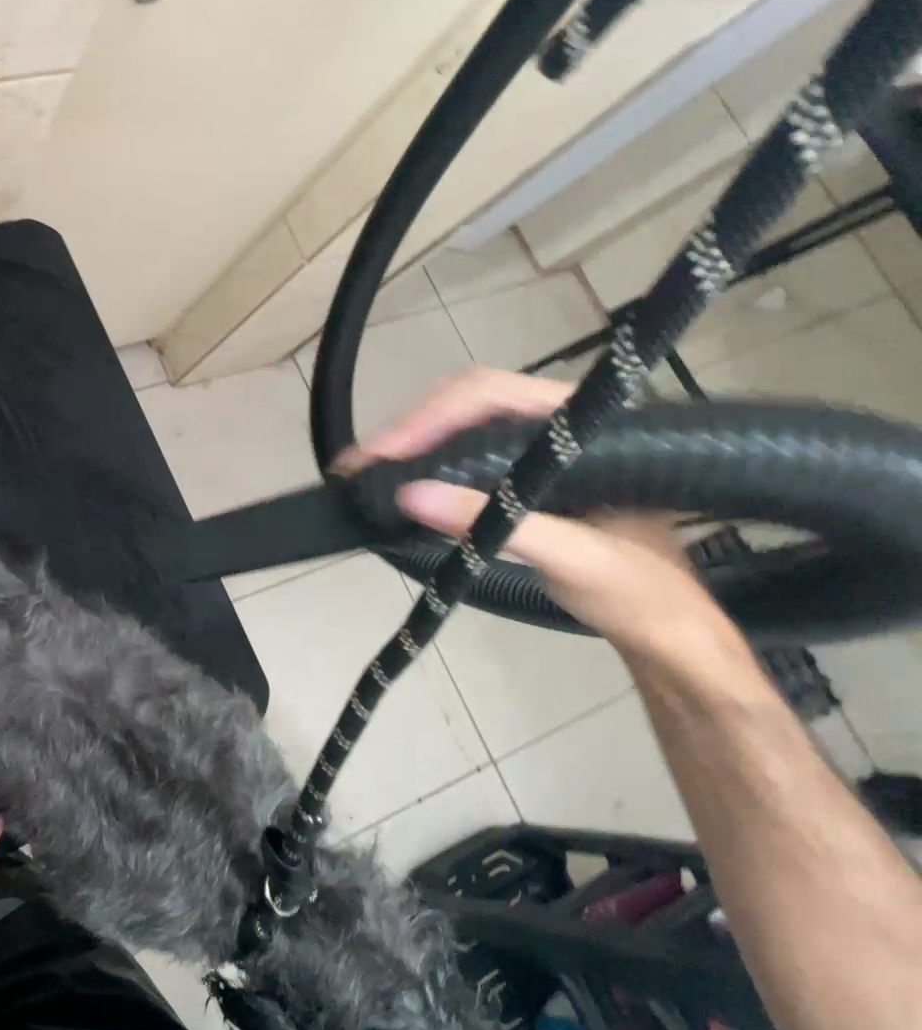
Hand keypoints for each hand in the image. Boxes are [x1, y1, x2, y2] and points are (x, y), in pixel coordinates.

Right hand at [338, 367, 732, 660]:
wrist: (666, 632)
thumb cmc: (640, 595)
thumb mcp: (574, 560)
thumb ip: (497, 525)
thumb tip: (412, 495)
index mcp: (591, 429)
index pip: (498, 396)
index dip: (435, 417)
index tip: (386, 452)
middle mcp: (563, 427)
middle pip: (471, 403)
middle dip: (413, 428)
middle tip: (363, 464)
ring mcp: (541, 450)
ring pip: (462, 425)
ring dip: (412, 445)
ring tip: (366, 471)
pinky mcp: (521, 476)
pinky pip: (463, 454)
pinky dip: (424, 465)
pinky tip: (395, 481)